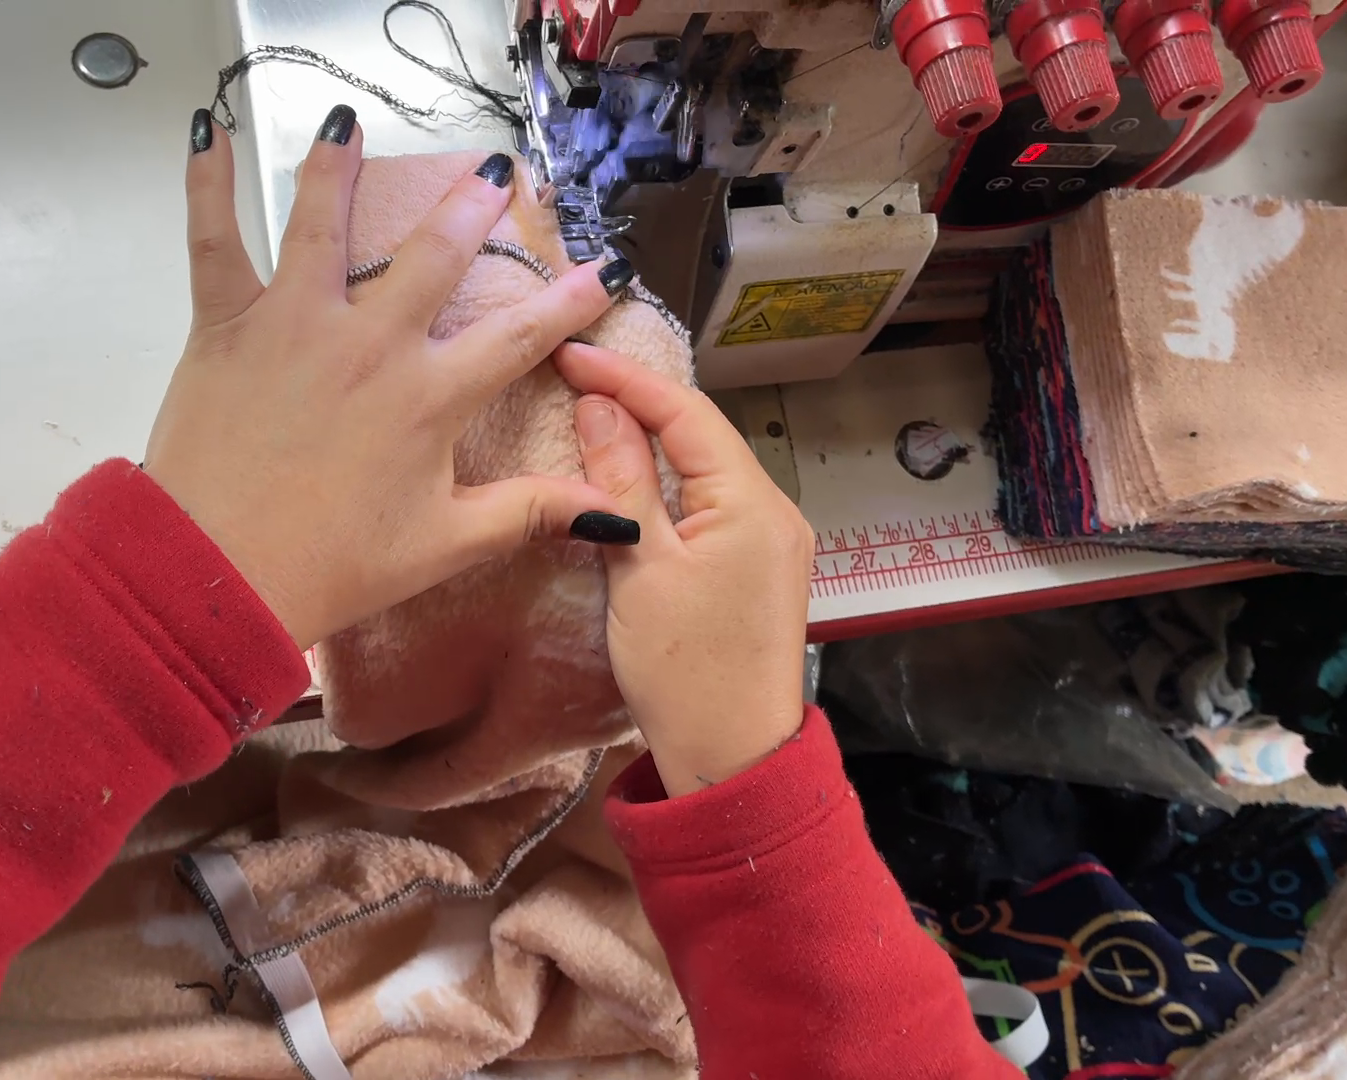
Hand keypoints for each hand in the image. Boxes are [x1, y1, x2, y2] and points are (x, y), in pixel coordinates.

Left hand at [146, 106, 634, 647]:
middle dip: (470, 210)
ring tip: (349, 126)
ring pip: (322, 225)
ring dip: (340, 169)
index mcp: (427, 397)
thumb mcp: (446, 544)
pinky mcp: (225, 326)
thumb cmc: (337, 565)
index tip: (606, 267)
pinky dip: (207, 186)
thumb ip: (529, 514)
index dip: (569, 302)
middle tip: (493, 172)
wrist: (219, 574)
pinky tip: (208, 134)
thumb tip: (611, 516)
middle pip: (432, 257)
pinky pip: (213, 240)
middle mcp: (368, 343)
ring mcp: (294, 324)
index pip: (518, 337)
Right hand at [556, 342, 813, 796]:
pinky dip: (667, 481)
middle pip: (700, 435)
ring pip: (703, 468)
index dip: (626, 378)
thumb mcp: (640, 568)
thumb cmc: (682, 669)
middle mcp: (774, 509)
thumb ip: (621, 481)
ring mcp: (770, 539)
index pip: (686, 413)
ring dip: (651, 441)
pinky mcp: (756, 565)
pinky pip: (708, 501)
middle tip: (576, 378)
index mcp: (751, 503)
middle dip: (639, 403)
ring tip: (594, 413)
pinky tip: (632, 474)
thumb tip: (599, 406)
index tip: (571, 354)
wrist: (733, 758)